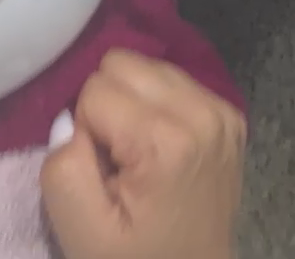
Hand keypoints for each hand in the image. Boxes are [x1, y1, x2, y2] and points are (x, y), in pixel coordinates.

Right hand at [42, 50, 245, 258]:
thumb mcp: (82, 232)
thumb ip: (64, 167)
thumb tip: (72, 119)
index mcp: (165, 141)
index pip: (95, 89)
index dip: (87, 129)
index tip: (104, 170)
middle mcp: (201, 112)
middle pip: (122, 62)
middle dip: (108, 104)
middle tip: (119, 157)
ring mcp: (221, 110)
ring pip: (146, 64)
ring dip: (132, 100)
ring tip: (142, 151)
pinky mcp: (230, 112)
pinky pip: (172, 78)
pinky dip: (157, 104)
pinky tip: (163, 144)